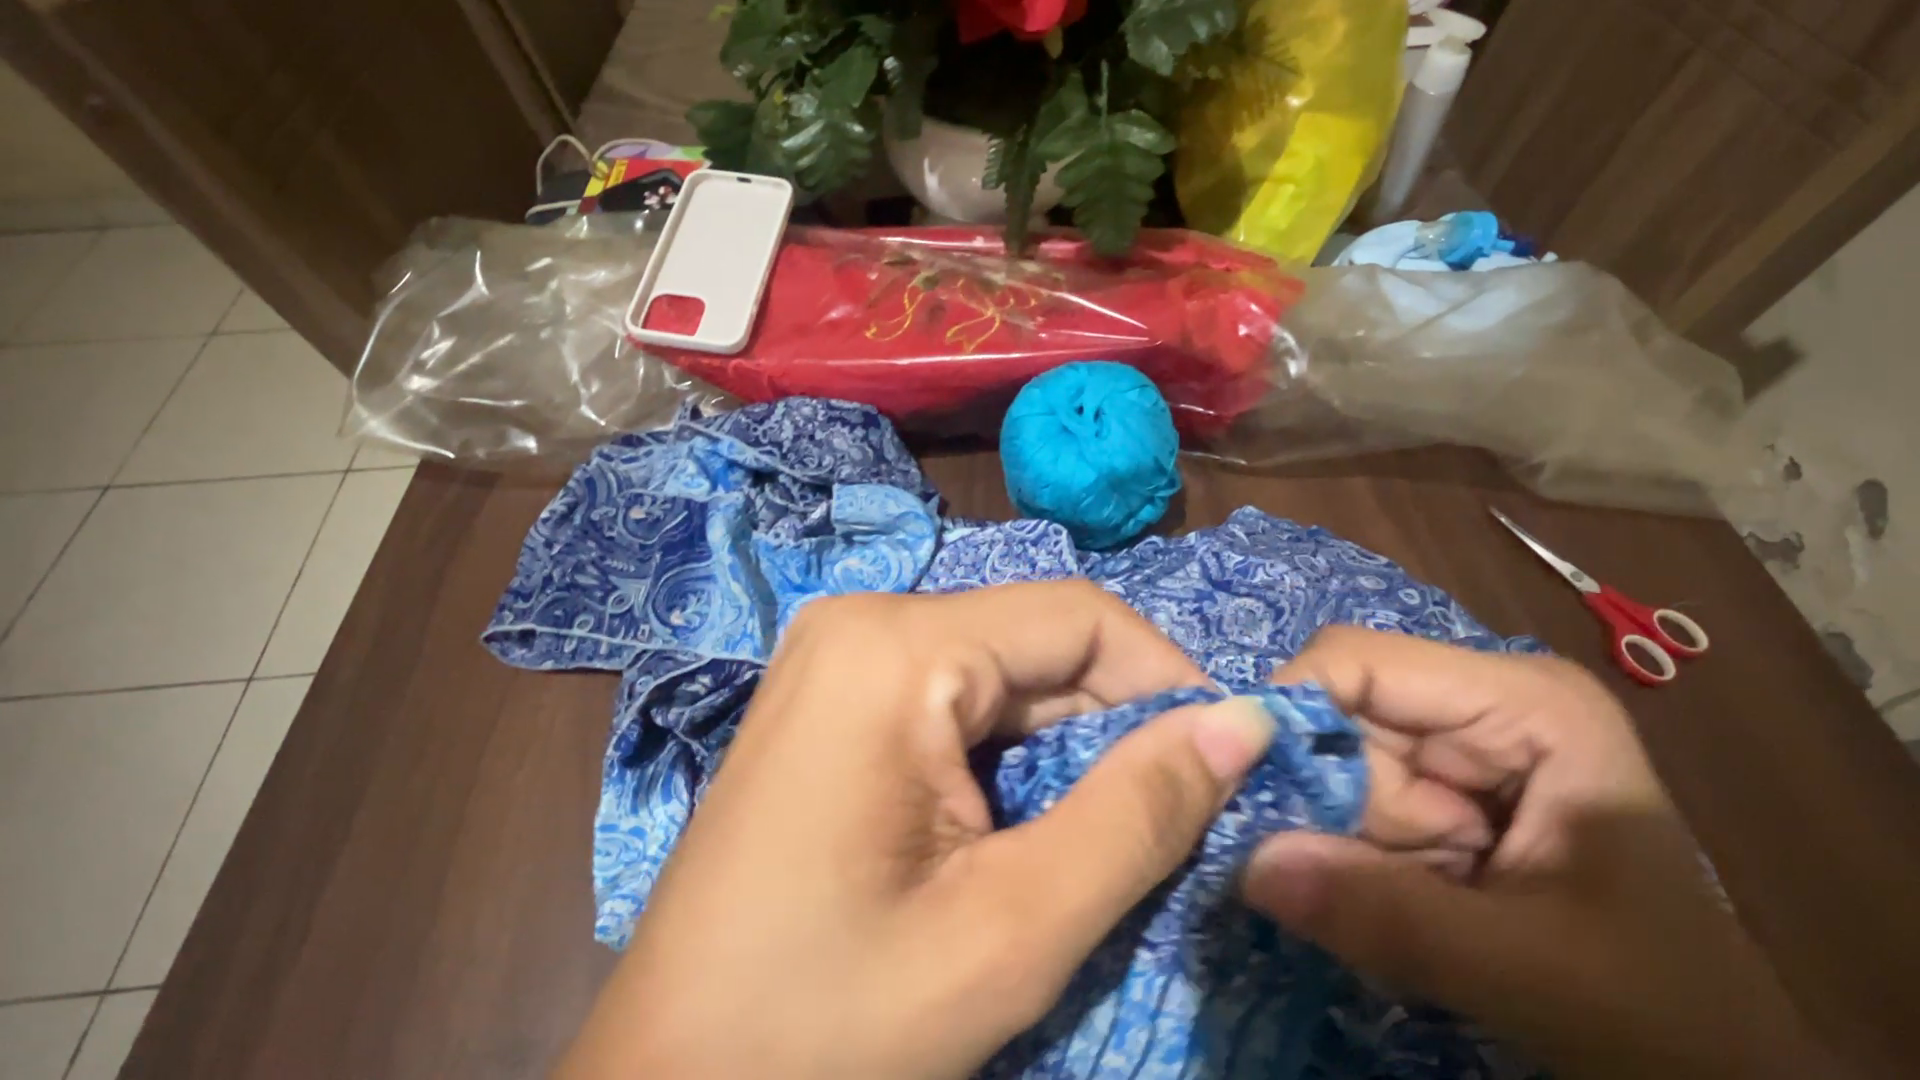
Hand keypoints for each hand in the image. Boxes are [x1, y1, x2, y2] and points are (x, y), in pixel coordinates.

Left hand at [553, 581, 1281, 1079]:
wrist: (670, 1078)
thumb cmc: (832, 1018)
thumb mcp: (1013, 928)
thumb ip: (1141, 814)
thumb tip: (1245, 721)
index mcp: (896, 646)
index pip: (1079, 618)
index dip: (1169, 683)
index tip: (1228, 768)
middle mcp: (860, 625)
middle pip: (1035, 648)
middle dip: (1114, 730)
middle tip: (1165, 829)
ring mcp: (834, 662)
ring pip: (998, 681)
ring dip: (1062, 756)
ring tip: (1087, 846)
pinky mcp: (828, 705)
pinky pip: (949, 707)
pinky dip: (1004, 763)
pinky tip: (1010, 837)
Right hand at [1241, 627, 1837, 1079]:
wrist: (1714, 1070)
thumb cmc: (1659, 1011)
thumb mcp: (1532, 970)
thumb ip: (1392, 918)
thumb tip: (1247, 863)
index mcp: (1523, 703)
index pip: (1360, 662)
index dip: (1289, 713)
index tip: (1242, 796)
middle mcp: (1481, 707)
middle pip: (1338, 719)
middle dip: (1321, 802)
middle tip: (1334, 884)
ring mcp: (1458, 753)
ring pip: (1333, 771)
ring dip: (1337, 844)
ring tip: (1403, 912)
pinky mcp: (1438, 799)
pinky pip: (1350, 812)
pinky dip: (1348, 863)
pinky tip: (1400, 908)